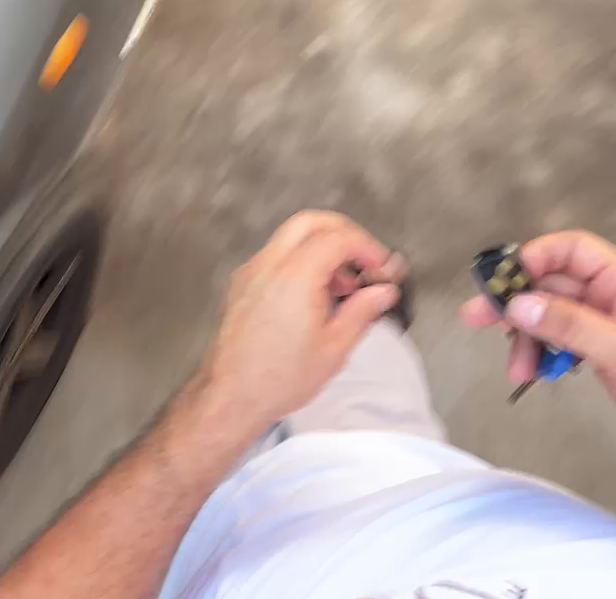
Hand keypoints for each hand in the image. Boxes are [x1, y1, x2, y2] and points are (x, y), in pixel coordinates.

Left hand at [193, 211, 402, 434]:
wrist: (233, 394)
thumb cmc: (282, 377)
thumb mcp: (334, 347)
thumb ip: (362, 310)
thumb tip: (383, 291)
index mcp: (295, 275)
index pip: (337, 237)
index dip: (366, 246)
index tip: (381, 267)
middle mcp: (269, 263)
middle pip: (309, 221)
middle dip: (342, 232)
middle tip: (363, 260)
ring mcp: (251, 269)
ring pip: (290, 236)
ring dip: (320, 247)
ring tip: (342, 287)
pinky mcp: (242, 282)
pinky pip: (275, 255)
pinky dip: (299, 260)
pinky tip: (314, 294)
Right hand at [459, 230, 615, 485]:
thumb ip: (572, 326)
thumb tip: (519, 303)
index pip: (573, 251)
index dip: (535, 257)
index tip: (503, 279)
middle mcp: (615, 300)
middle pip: (552, 285)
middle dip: (516, 301)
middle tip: (479, 317)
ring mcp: (609, 329)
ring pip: (551, 316)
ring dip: (526, 336)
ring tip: (515, 366)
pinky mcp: (605, 356)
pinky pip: (560, 342)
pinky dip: (541, 353)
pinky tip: (534, 372)